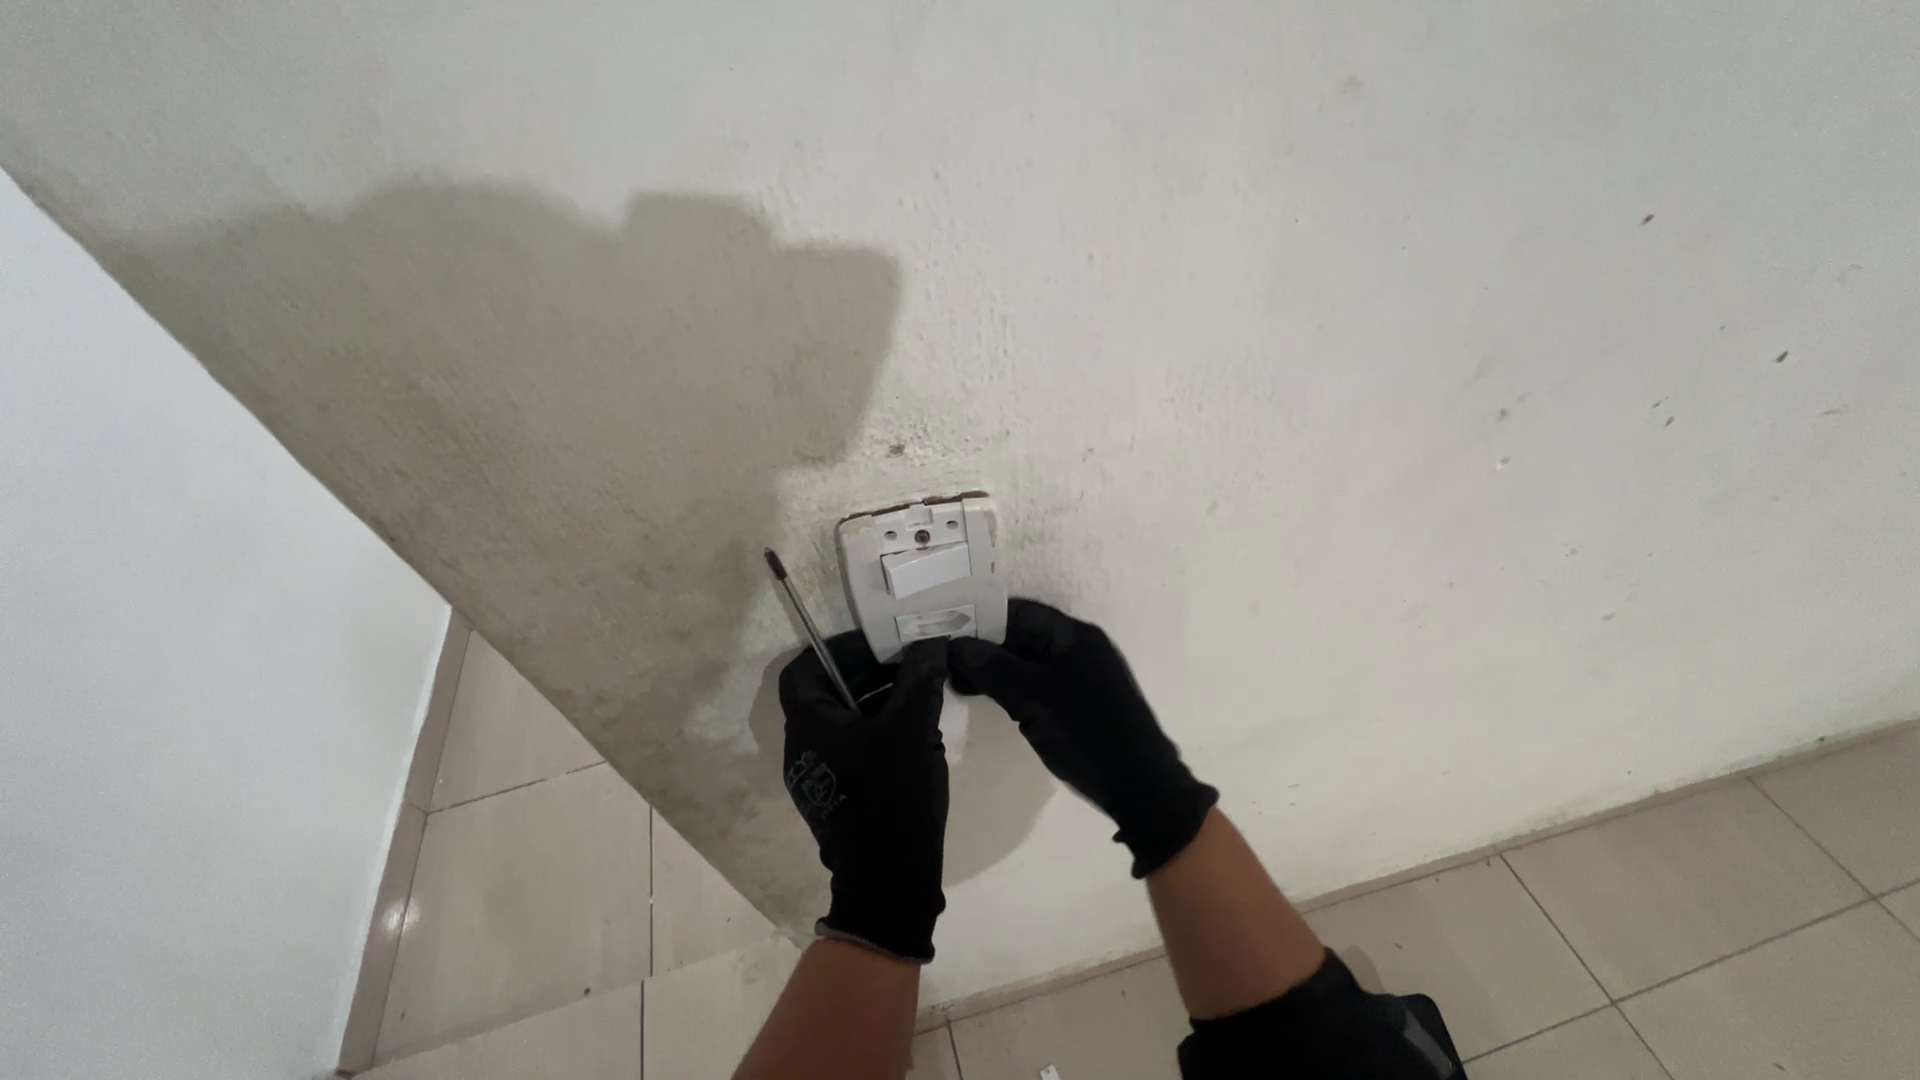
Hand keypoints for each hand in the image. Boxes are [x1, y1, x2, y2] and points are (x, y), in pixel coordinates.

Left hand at [780, 633, 948, 961]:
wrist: (888, 880)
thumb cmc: (892, 795)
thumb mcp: (912, 728)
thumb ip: (920, 679)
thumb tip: (930, 642)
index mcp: (809, 725)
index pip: (803, 670)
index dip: (837, 649)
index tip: (876, 643)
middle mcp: (804, 747)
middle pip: (827, 693)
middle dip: (868, 673)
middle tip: (908, 663)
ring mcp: (818, 775)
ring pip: (843, 721)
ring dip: (877, 700)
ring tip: (919, 693)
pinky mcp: (837, 795)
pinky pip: (852, 747)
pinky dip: (878, 729)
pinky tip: (916, 731)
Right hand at [948, 599, 1217, 877]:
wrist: (1139, 786)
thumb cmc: (1086, 734)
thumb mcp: (1032, 699)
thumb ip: (993, 669)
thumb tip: (955, 645)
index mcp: (1073, 636)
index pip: (1018, 611)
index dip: (981, 617)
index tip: (945, 628)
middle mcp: (1077, 647)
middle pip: (1021, 634)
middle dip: (983, 645)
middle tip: (944, 659)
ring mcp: (1079, 675)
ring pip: (1027, 660)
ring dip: (994, 668)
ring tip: (956, 680)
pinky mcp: (1078, 700)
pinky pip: (1037, 681)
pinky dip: (1011, 685)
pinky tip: (984, 696)